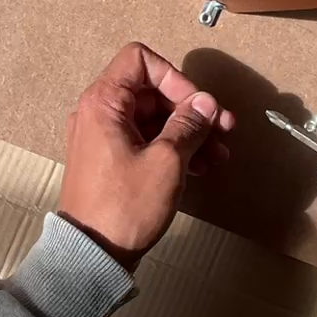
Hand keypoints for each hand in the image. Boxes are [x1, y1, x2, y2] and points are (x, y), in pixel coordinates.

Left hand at [58, 42, 235, 269]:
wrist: (91, 256)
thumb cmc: (124, 206)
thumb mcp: (167, 162)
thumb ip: (189, 125)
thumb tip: (206, 104)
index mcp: (103, 101)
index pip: (140, 60)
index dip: (175, 77)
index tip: (196, 105)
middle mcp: (99, 111)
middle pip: (152, 90)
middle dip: (191, 108)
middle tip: (225, 129)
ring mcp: (104, 136)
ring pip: (153, 118)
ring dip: (188, 130)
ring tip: (219, 154)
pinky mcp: (111, 159)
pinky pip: (146, 139)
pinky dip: (173, 147)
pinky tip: (201, 166)